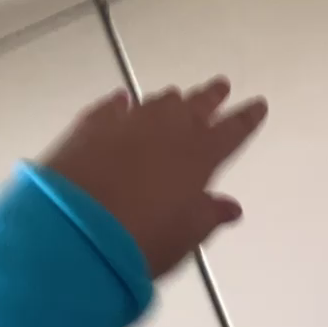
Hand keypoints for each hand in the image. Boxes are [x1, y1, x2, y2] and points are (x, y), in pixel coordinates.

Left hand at [39, 77, 267, 277]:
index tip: (258, 104)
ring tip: (177, 98)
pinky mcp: (92, 124)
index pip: (233, 130)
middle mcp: (170, 130)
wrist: (69, 231)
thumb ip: (208, 217)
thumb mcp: (183, 238)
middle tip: (222, 85)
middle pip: (198, 105)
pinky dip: (121, 105)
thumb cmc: (138, 241)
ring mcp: (131, 122)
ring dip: (171, 101)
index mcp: (200, 155)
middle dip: (212, 96)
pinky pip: (113, 107)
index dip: (247, 118)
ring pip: (159, 102)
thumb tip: (231, 207)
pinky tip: (122, 101)